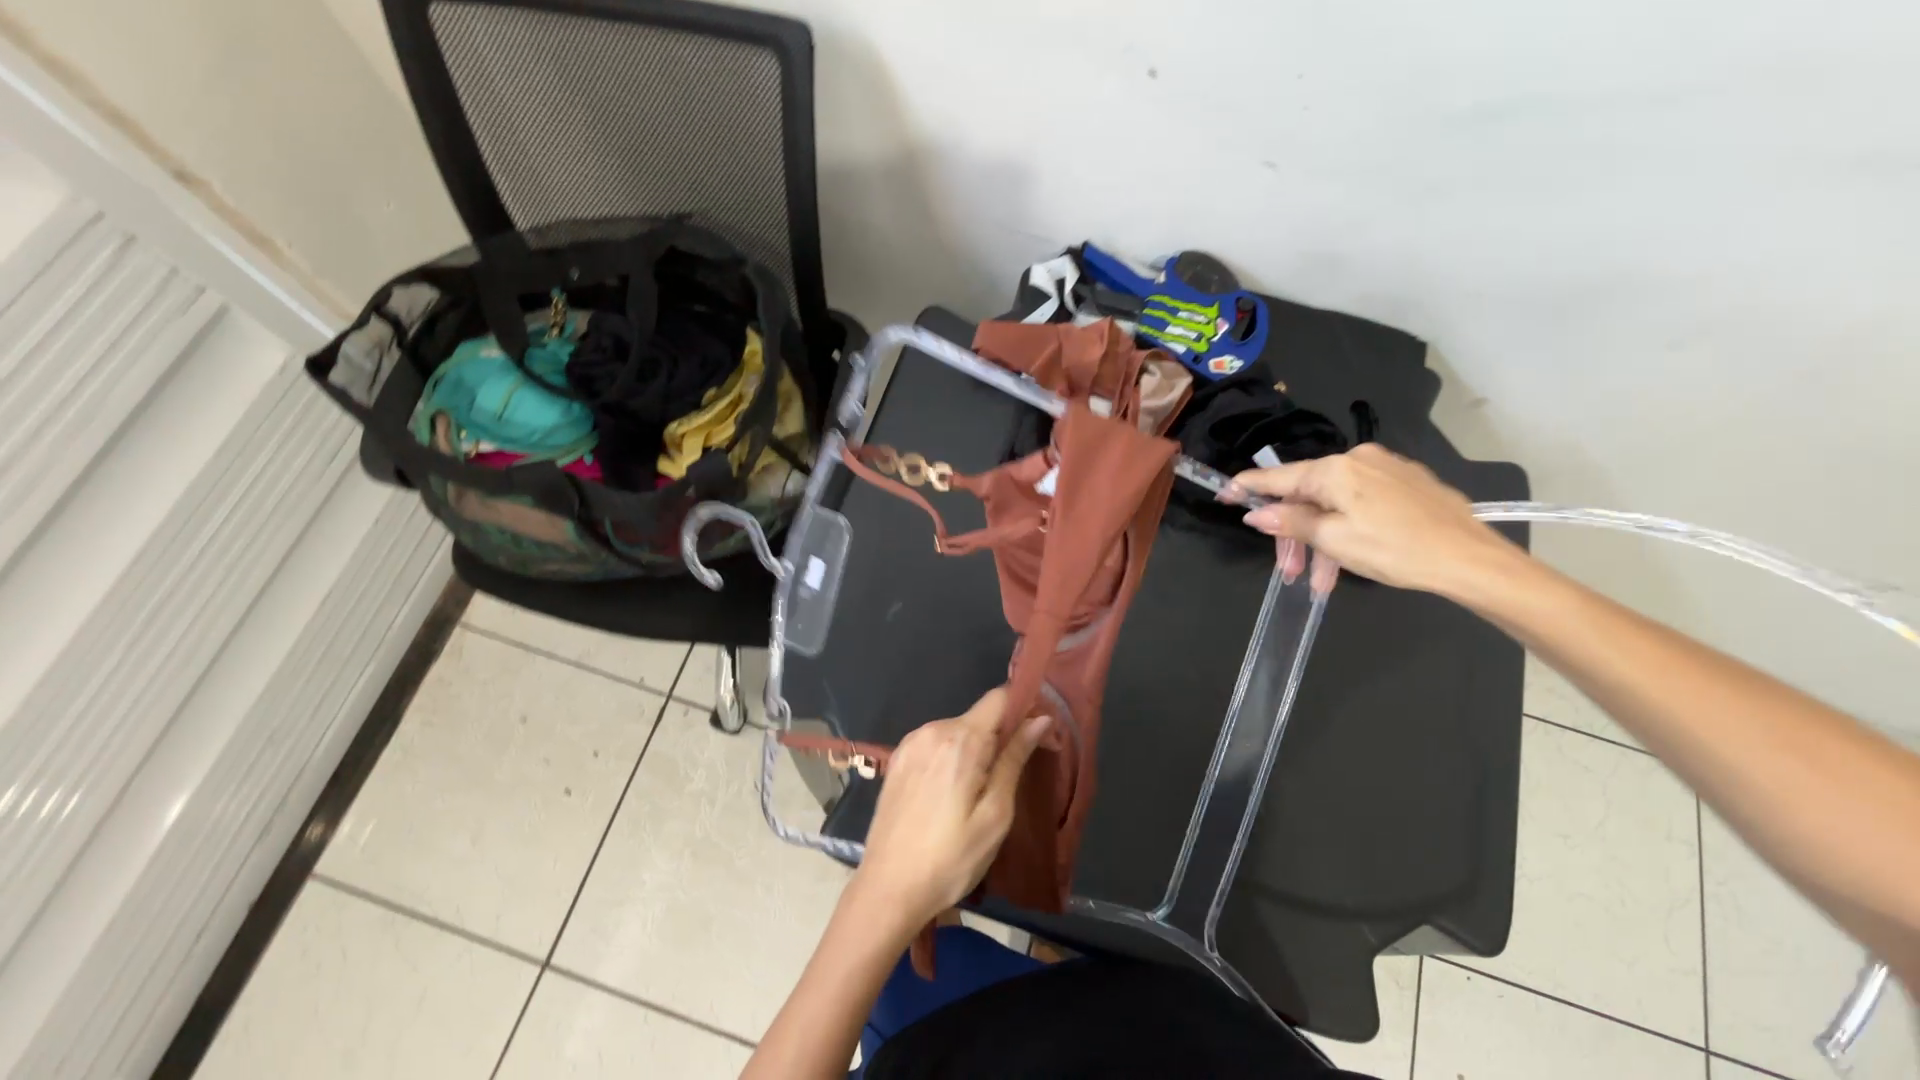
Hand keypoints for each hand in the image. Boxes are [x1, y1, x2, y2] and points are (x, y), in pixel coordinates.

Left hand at [850, 689, 1049, 930]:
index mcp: (959, 739)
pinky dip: (954, 758)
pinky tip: (956, 793)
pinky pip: (936, 746)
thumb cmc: (951, 858)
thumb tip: (1040, 720)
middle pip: (979, 716)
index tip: (1043, 735)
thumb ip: (1015, 759)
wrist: (888, 889)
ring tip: (987, 791)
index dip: (1025, 708)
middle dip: (1004, 734)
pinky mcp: (898, 762)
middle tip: (1020, 773)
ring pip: (957, 732)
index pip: (999, 697)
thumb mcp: (995, 813)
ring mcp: (910, 745)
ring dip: (978, 749)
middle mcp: (931, 731)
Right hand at [1228, 444, 1516, 594]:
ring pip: (1336, 502)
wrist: (1470, 557)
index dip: (1248, 487)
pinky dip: (1347, 527)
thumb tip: (1258, 513)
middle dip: (1294, 532)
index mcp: (1335, 470)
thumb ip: (1292, 523)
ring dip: (1323, 539)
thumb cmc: (1396, 550)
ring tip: (1322, 579)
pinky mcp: (1407, 483)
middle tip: (1288, 571)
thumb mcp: (1335, 540)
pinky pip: (1361, 502)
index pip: (1278, 477)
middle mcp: (1358, 459)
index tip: (1223, 493)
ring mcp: (1386, 469)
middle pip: (1309, 493)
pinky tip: (1351, 556)